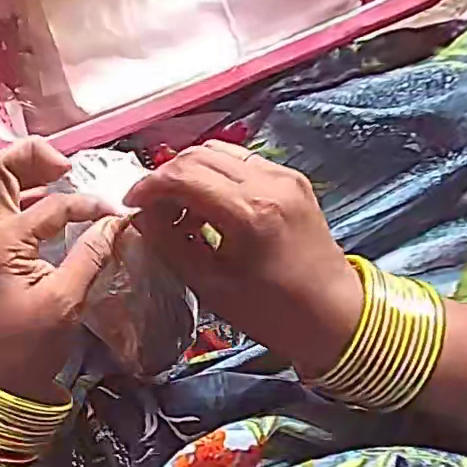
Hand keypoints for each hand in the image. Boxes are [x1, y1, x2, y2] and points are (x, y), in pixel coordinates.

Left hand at [0, 139, 125, 402]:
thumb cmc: (33, 342)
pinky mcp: (2, 249)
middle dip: (31, 156)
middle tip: (67, 167)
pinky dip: (34, 195)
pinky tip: (60, 205)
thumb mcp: (67, 299)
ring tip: (66, 177)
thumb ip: (92, 254)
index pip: (50, 206)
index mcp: (3, 243)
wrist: (7, 375)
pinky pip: (12, 206)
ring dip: (30, 172)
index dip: (87, 205)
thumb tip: (118, 221)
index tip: (116, 216)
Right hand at [123, 140, 361, 375]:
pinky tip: (206, 205)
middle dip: (165, 177)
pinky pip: (239, 161)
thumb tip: (142, 217)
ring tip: (177, 207)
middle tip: (151, 209)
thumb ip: (170, 244)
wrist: (334, 314)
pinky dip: (213, 175)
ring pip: (217, 151)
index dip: (148, 186)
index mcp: (248, 211)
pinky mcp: (291, 178)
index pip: (183, 175)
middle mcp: (268, 181)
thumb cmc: (271, 310)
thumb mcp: (210, 285)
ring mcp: (283, 175)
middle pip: (198, 156)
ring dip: (188, 173)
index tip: (132, 205)